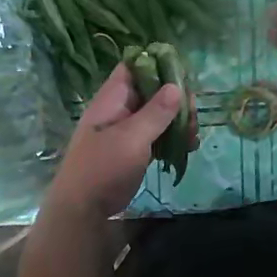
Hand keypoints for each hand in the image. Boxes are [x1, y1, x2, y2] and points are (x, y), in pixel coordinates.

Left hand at [45, 64, 183, 219]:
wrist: (83, 211)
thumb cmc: (104, 169)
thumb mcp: (132, 138)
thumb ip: (156, 112)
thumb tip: (176, 86)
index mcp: (112, 100)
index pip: (133, 67)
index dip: (157, 65)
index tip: (183, 77)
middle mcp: (118, 110)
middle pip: (152, 91)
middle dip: (176, 99)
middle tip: (193, 117)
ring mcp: (125, 131)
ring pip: (157, 115)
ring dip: (178, 121)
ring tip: (194, 137)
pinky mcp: (133, 151)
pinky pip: (157, 135)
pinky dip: (173, 138)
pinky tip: (188, 148)